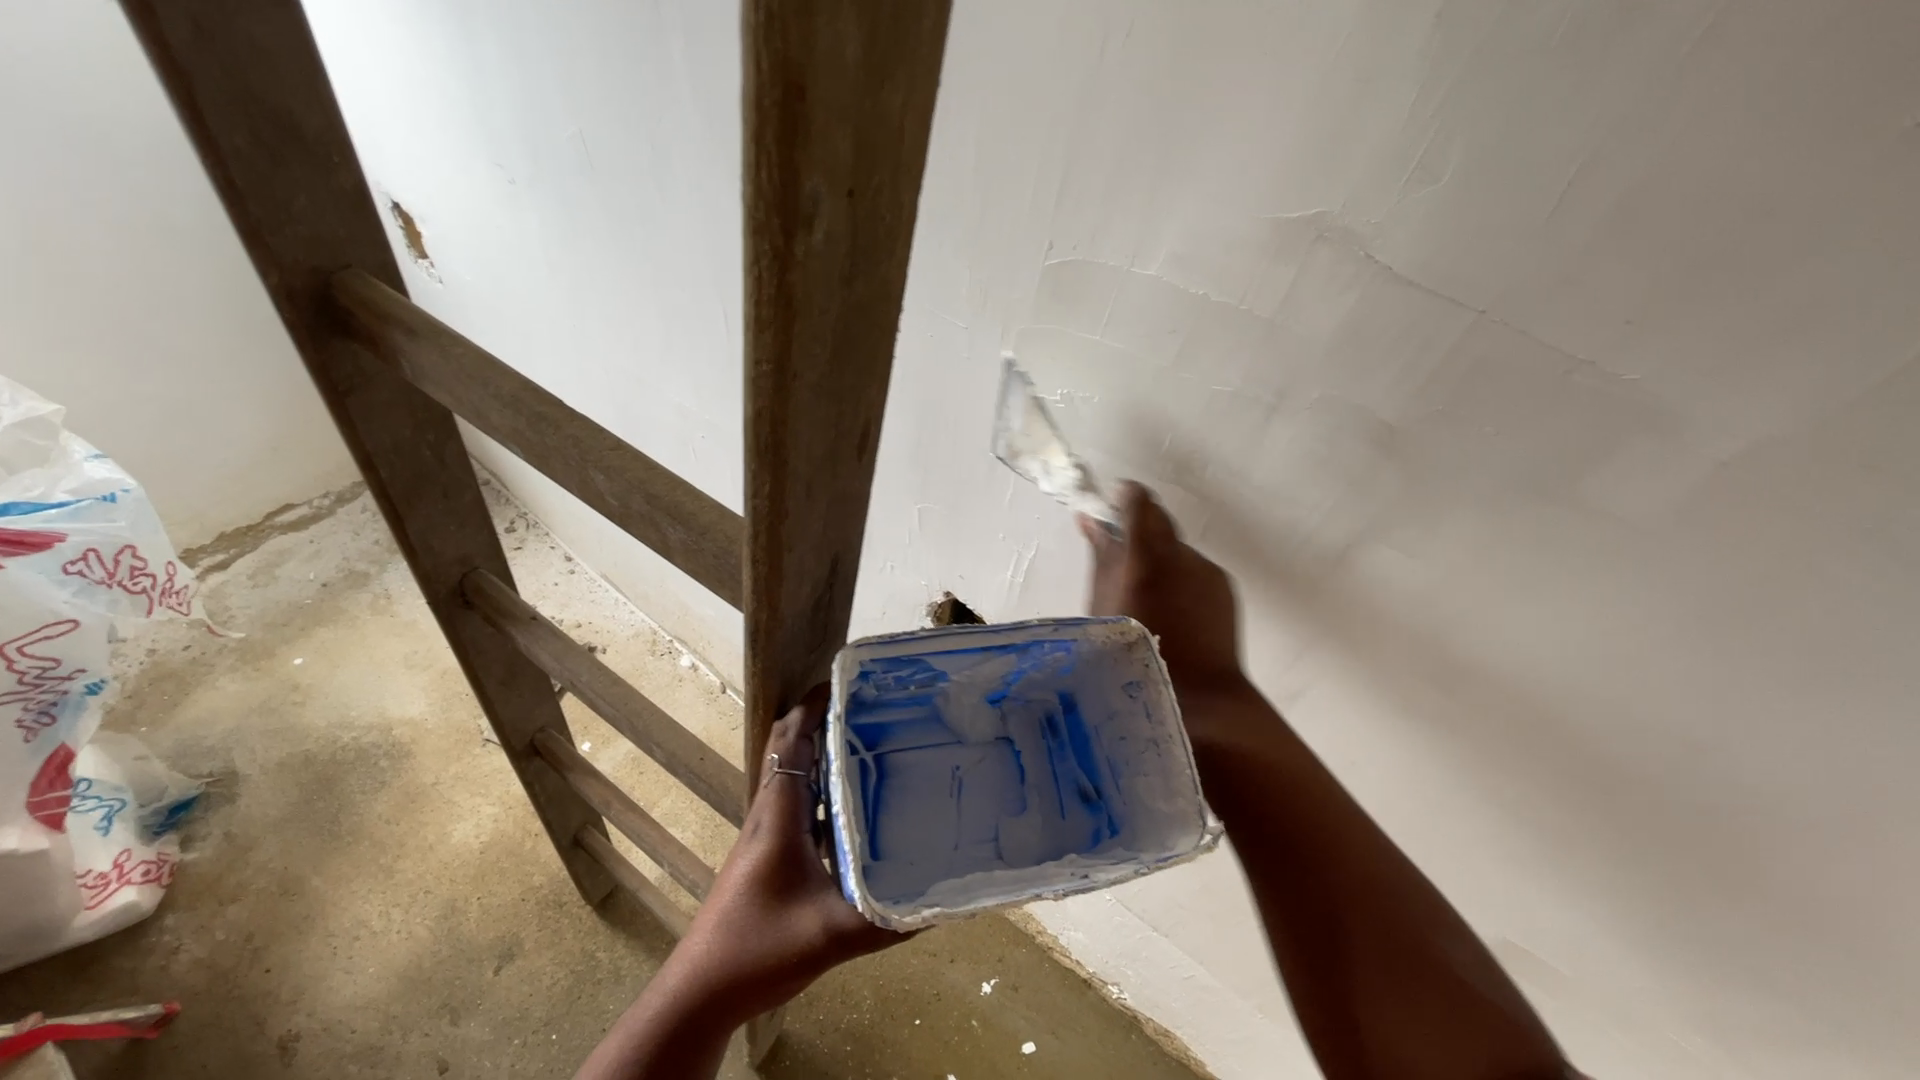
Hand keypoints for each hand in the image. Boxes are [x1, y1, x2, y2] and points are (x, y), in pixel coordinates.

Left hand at [663, 687, 910, 1022]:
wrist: (702, 992)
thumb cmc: (758, 950)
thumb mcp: (831, 935)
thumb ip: (887, 920)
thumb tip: (940, 901)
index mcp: (778, 817)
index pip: (792, 743)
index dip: (813, 708)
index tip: (844, 681)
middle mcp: (767, 817)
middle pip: (786, 751)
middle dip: (817, 720)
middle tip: (865, 707)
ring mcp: (763, 838)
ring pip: (791, 779)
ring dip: (818, 755)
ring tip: (865, 745)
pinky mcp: (765, 859)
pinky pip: (796, 808)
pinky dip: (819, 793)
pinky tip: (852, 812)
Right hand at [1081, 482, 1249, 704]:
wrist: (1200, 699)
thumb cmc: (1134, 657)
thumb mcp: (1103, 607)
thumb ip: (1101, 559)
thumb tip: (1092, 520)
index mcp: (1146, 555)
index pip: (1138, 501)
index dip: (1122, 498)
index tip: (1108, 508)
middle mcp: (1181, 554)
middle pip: (1159, 522)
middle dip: (1138, 532)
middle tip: (1119, 562)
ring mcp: (1207, 570)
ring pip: (1176, 551)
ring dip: (1159, 562)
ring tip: (1145, 603)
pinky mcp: (1224, 588)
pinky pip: (1194, 573)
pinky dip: (1179, 583)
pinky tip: (1171, 618)